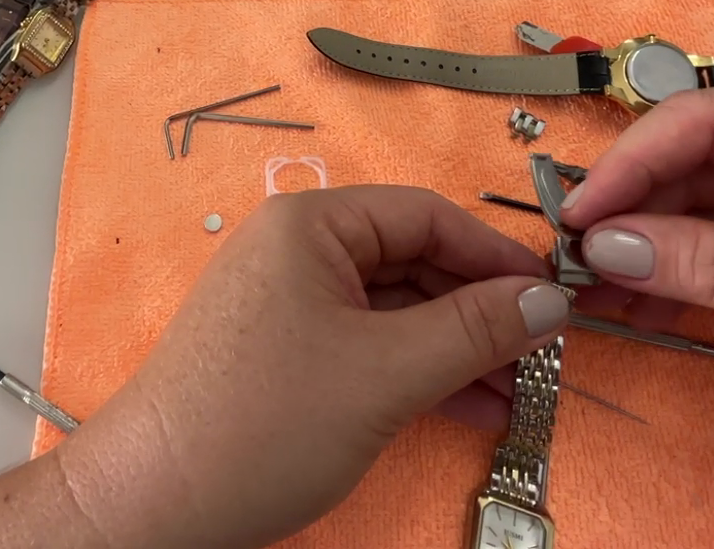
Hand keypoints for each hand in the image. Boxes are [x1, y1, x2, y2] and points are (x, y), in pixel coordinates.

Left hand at [53, 185, 565, 548]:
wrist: (159, 498)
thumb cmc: (268, 417)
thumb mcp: (385, 371)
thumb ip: (474, 330)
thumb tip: (549, 300)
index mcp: (311, 221)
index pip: (422, 214)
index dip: (492, 254)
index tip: (554, 297)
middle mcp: (298, 246)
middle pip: (409, 259)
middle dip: (477, 310)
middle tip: (543, 357)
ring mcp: (290, 296)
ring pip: (392, 306)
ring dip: (455, 347)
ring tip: (520, 394)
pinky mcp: (287, 344)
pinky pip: (366, 340)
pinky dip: (416, 369)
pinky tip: (469, 405)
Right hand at [562, 87, 713, 544]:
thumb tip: (610, 245)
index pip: (711, 119)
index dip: (635, 158)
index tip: (583, 211)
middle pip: (696, 164)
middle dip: (632, 209)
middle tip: (578, 259)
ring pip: (703, 214)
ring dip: (647, 250)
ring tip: (598, 292)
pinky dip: (681, 281)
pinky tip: (643, 307)